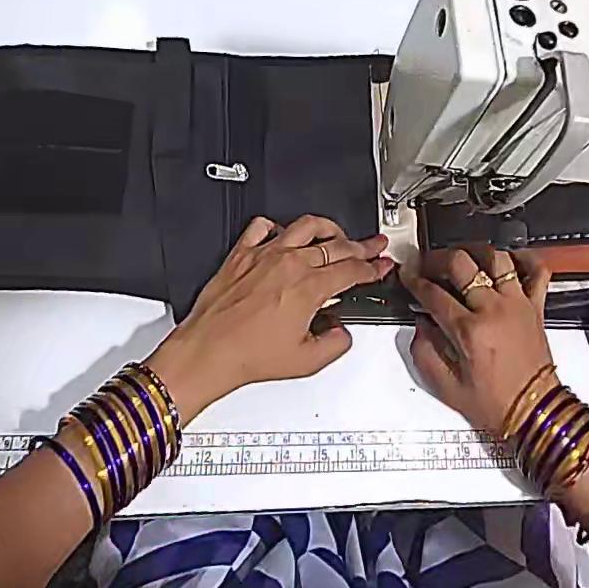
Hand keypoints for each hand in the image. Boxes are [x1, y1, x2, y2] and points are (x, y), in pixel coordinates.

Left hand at [146, 216, 393, 421]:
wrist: (207, 351)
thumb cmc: (247, 355)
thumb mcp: (306, 361)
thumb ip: (335, 343)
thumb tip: (341, 333)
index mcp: (309, 287)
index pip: (352, 269)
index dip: (373, 267)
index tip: (381, 266)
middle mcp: (289, 264)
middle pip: (337, 245)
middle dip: (362, 245)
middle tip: (373, 246)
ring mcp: (264, 255)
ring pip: (306, 226)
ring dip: (328, 228)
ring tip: (337, 233)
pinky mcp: (242, 254)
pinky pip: (262, 227)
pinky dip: (278, 227)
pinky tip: (283, 233)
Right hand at [401, 247, 554, 437]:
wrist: (535, 413)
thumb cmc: (498, 404)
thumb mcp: (447, 388)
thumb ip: (425, 354)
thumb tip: (420, 327)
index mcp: (470, 331)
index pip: (433, 294)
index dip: (414, 281)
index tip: (408, 276)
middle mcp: (495, 310)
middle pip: (461, 264)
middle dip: (436, 258)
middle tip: (428, 263)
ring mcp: (518, 304)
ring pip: (496, 258)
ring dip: (475, 251)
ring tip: (463, 256)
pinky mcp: (536, 307)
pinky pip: (536, 271)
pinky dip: (524, 258)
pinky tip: (509, 258)